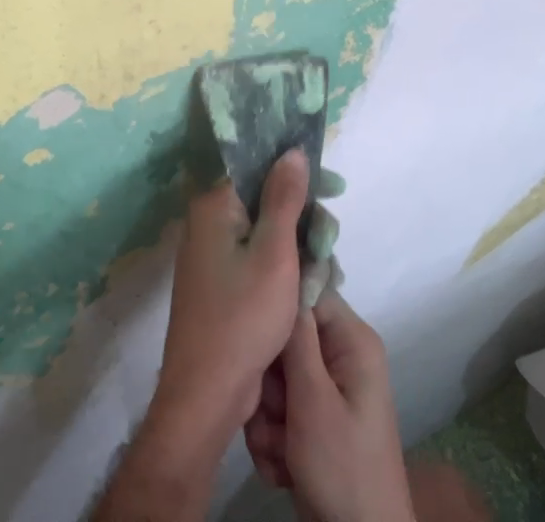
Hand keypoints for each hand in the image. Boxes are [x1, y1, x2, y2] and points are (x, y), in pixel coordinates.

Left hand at [155, 148, 312, 444]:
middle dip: (304, 220)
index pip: (260, 170)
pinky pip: (260, 262)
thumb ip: (284, 199)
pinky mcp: (222, 286)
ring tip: (325, 273)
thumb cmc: (242, 317)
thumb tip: (290, 151)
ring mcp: (213, 259)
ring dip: (300, 249)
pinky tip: (311, 287)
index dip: (299, 175)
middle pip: (266, 203)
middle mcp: (208, 226)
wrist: (207, 392)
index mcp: (214, 209)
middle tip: (329, 246)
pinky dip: (286, 270)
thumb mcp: (274, 254)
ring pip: (268, 236)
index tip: (336, 188)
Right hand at [244, 292, 415, 521]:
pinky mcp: (311, 422)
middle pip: (284, 345)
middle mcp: (340, 360)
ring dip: (267, 421)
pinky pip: (276, 414)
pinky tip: (285, 466)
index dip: (279, 316)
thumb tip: (289, 283)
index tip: (260, 346)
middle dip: (269, 387)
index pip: (308, 296)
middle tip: (275, 417)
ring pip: (273, 383)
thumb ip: (297, 342)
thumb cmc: (342, 466)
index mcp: (353, 343)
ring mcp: (325, 393)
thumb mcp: (313, 400)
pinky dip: (273, 442)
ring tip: (282, 450)